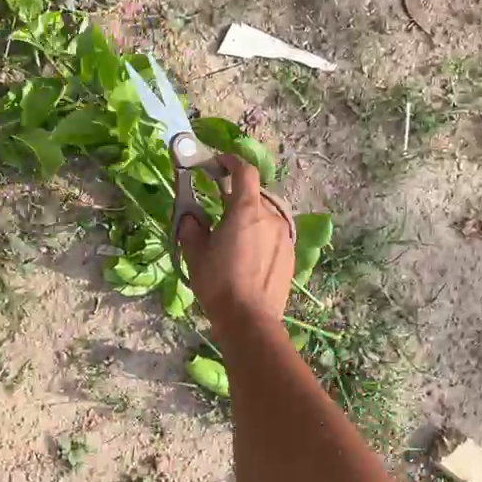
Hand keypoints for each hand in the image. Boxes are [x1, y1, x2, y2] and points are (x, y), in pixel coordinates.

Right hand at [178, 154, 295, 320]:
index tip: (216, 163)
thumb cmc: (218, 283)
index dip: (230, 161)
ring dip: (247, 215)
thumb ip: (191, 227)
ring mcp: (283, 235)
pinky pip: (272, 232)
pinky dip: (258, 232)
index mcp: (245, 210)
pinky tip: (245, 251)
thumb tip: (191, 216)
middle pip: (253, 194)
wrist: (250, 320)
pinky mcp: (290, 254)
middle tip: (216, 205)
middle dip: (234, 194)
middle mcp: (270, 217)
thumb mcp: (195, 253)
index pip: (244, 171)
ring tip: (230, 233)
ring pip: (264, 214)